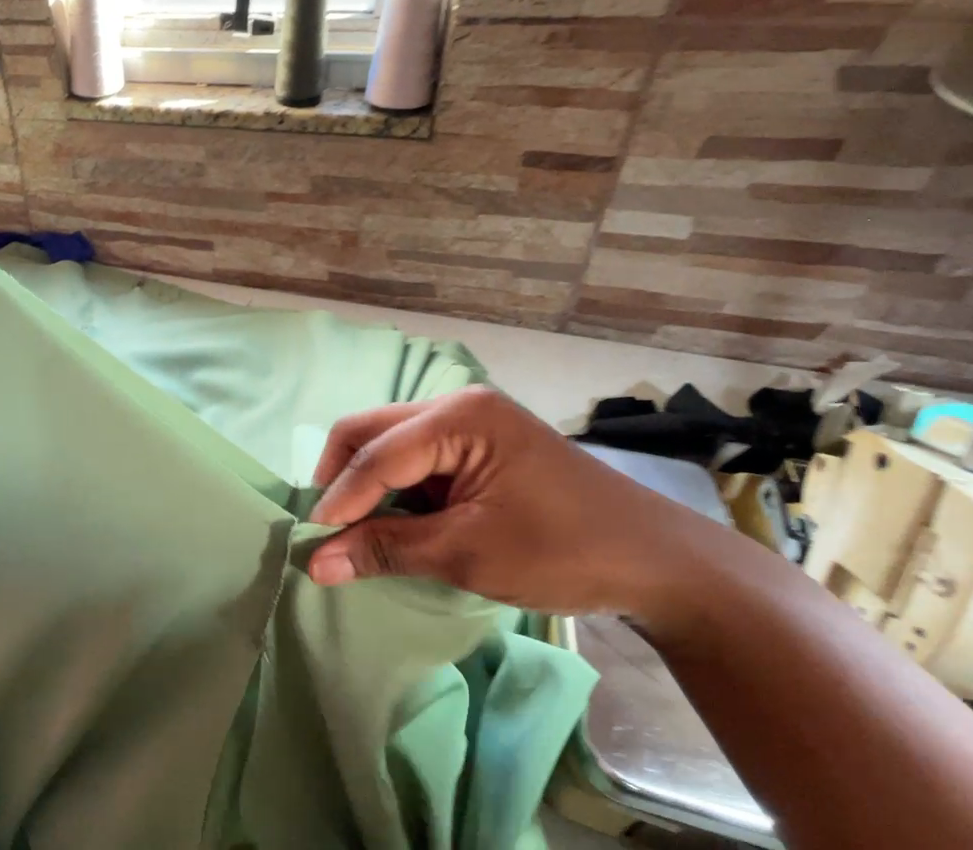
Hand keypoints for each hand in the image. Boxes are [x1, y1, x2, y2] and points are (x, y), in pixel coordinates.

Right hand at [305, 386, 722, 623]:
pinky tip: (397, 527)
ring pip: (390, 445)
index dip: (338, 500)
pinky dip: (398, 494)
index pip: (376, 455)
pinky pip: (418, 461)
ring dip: (369, 489)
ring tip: (358, 535)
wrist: (663, 566)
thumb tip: (314, 563)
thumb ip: (386, 550)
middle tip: (327, 532)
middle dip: (343, 482)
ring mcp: (472, 425)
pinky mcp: (481, 449)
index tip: (309, 545)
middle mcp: (459, 406)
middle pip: (371, 433)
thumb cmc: (566, 553)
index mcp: (460, 416)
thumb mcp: (467, 554)